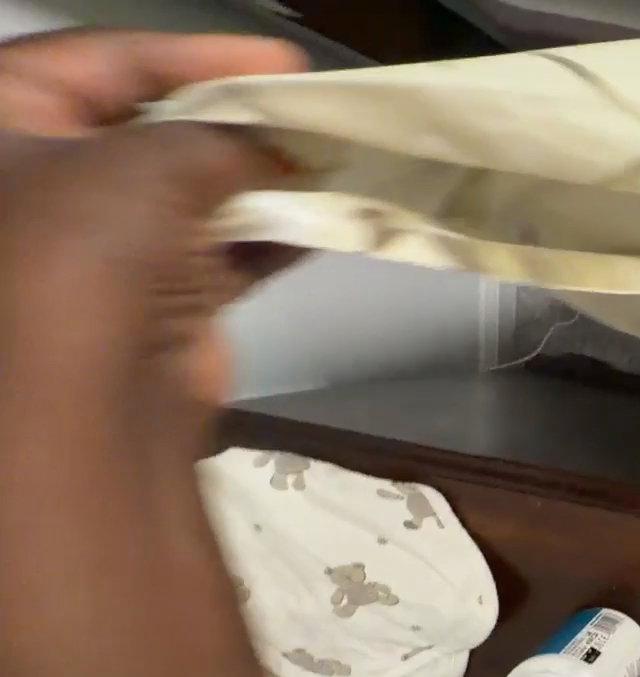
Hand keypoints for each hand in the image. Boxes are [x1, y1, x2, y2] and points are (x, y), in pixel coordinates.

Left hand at [0, 29, 305, 413]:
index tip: (288, 61)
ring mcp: (116, 234)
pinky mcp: (170, 287)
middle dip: (247, 126)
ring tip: (338, 171)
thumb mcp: (145, 167)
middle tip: (319, 120)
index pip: (109, 60)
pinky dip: (280, 235)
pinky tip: (329, 223)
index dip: (202, 55)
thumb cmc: (84, 255)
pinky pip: (235, 246)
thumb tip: (285, 148)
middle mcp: (55, 170)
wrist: (92, 389)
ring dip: (274, 184)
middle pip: (166, 126)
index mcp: (5, 116)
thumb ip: (219, 141)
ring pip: (209, 191)